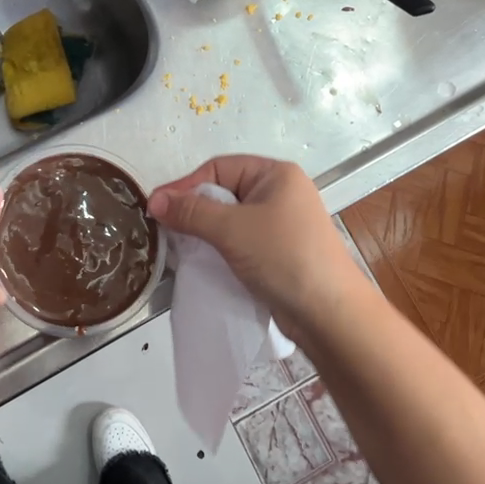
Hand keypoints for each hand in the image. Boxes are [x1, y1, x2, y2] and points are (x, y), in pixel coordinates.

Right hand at [148, 155, 367, 336]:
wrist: (329, 314)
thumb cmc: (284, 258)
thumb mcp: (232, 229)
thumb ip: (191, 212)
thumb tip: (154, 200)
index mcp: (276, 174)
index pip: (218, 169)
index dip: (186, 185)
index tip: (157, 207)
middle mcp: (280, 193)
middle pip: (223, 192)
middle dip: (194, 209)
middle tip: (164, 227)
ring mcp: (280, 225)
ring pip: (229, 220)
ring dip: (205, 232)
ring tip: (179, 246)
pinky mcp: (278, 253)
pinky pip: (239, 242)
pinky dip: (219, 249)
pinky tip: (202, 261)